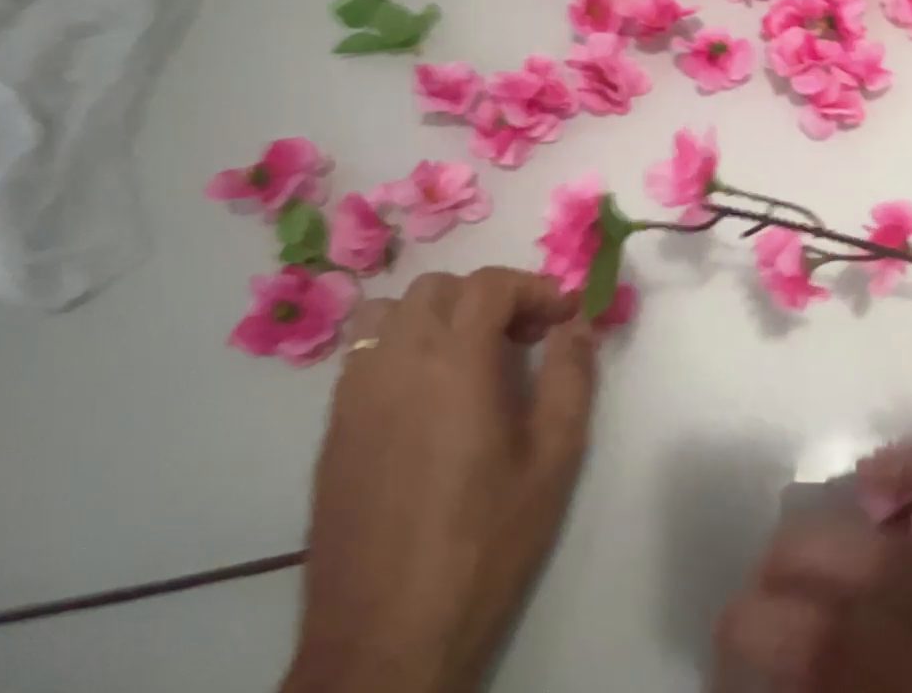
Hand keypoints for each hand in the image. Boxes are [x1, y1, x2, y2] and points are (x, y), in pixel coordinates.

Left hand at [280, 267, 597, 692]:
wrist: (389, 626)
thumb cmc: (487, 538)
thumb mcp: (554, 457)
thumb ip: (570, 376)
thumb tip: (576, 325)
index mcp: (453, 365)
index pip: (488, 285)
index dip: (535, 287)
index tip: (566, 316)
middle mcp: (394, 364)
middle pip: (437, 288)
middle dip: (491, 297)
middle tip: (528, 337)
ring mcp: (354, 396)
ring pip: (390, 314)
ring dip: (441, 316)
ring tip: (476, 358)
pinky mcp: (334, 428)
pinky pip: (365, 355)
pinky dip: (406, 347)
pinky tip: (435, 396)